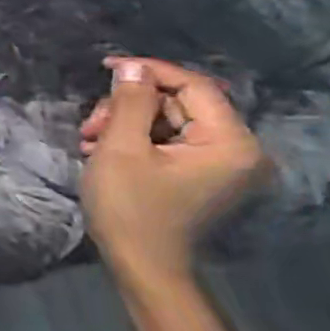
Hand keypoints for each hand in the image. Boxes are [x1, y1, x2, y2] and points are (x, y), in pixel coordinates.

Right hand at [79, 57, 267, 277]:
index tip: (106, 66)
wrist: (142, 264)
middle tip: (90, 125)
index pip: (194, 86)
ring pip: (169, 121)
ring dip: (125, 124)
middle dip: (128, 107)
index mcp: (230, 142)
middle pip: (179, 104)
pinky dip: (135, 140)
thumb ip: (128, 103)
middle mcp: (239, 149)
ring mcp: (223, 165)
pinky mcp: (205, 175)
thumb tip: (131, 67)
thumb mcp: (120, 148)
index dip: (149, 71)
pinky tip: (104, 151)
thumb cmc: (130, 206)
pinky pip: (170, 141)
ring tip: (90, 141)